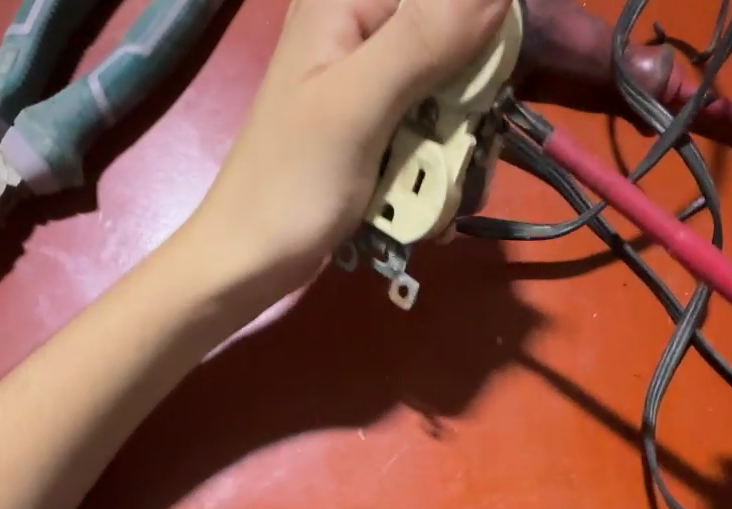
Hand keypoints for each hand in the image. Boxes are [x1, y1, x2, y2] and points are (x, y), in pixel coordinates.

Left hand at [185, 0, 509, 292]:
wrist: (250, 260)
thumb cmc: (291, 185)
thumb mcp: (358, 105)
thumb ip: (425, 38)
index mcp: (348, 2)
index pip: (449, 3)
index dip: (482, 45)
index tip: (482, 104)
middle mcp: (361, 31)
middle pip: (456, 49)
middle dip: (470, 111)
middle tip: (456, 163)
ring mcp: (370, 86)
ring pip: (451, 99)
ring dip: (457, 154)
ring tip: (442, 199)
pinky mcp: (376, 130)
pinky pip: (432, 134)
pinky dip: (438, 172)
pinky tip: (428, 209)